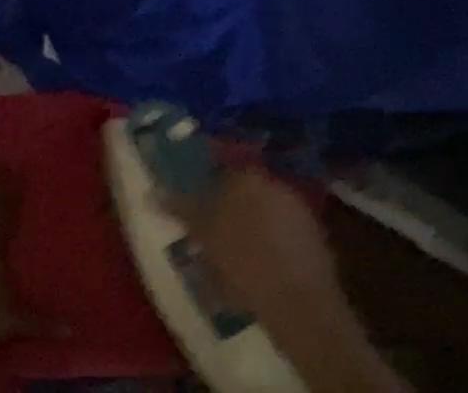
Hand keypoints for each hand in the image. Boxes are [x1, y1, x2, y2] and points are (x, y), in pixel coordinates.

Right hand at [163, 167, 343, 320]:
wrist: (300, 305)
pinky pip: (282, 231)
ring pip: (263, 209)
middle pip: (243, 186)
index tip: (189, 192)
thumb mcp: (202, 233)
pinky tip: (256, 262)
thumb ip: (178, 207)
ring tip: (229, 246)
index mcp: (247, 175)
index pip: (218, 163)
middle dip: (225, 200)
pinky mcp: (316, 240)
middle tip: (206, 221)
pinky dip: (268, 240)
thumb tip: (151, 193)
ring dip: (248, 221)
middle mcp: (276, 185)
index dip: (201, 177)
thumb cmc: (242, 260)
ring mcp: (300, 212)